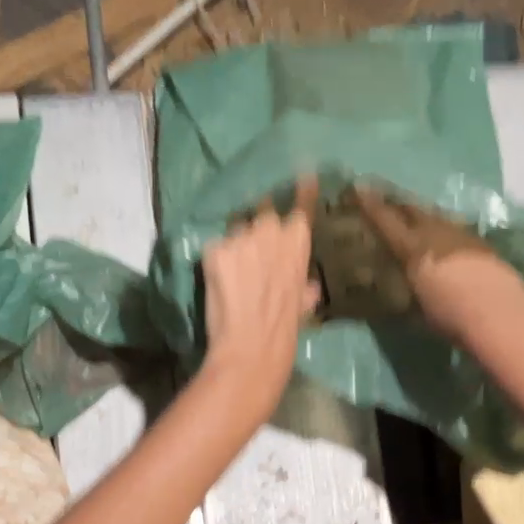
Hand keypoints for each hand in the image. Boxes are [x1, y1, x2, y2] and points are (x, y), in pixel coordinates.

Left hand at [198, 179, 321, 416]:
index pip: (301, 203)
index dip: (301, 188)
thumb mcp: (304, 306)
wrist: (251, 350)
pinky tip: (217, 282)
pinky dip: (214, 263)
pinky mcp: (215, 250)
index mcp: (298, 243)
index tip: (302, 172)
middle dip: (257, 224)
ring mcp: (241, 238)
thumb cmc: (284, 333)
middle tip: (252, 248)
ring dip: (234, 245)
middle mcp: (270, 231)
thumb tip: (309, 286)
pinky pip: (214, 249)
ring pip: (234, 231)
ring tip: (233, 272)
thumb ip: (303, 287)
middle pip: (262, 212)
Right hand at [351, 187, 523, 341]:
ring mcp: (462, 235)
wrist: (499, 316)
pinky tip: (444, 240)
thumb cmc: (450, 318)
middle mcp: (436, 233)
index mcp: (414, 248)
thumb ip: (407, 289)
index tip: (358, 187)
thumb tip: (399, 284)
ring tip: (415, 219)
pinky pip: (455, 229)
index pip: (386, 220)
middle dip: (398, 203)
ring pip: (437, 216)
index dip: (370, 204)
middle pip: (414, 209)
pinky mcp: (482, 244)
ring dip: (423, 215)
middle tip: (387, 200)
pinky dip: (443, 230)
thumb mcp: (417, 309)